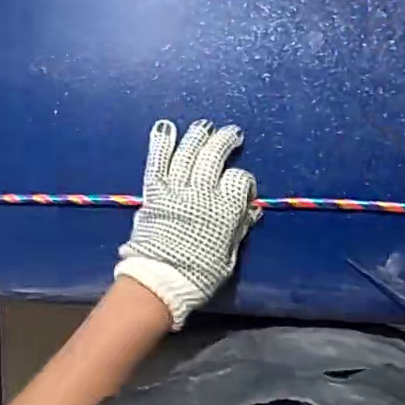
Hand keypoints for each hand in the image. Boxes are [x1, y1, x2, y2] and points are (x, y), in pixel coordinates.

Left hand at [114, 119, 258, 328]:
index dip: (242, 180)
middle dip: (224, 142)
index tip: (241, 185)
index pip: (239, 180)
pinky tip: (165, 126)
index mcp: (225, 210)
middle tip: (230, 132)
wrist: (160, 279)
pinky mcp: (154, 192)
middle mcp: (202, 194)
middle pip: (214, 158)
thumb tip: (251, 209)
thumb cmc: (198, 274)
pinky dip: (161, 142)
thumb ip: (238, 228)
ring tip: (204, 126)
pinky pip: (157, 162)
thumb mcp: (228, 254)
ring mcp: (176, 190)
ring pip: (188, 154)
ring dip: (197, 137)